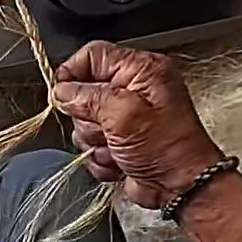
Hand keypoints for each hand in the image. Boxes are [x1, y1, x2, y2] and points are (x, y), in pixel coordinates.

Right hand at [52, 41, 226, 209]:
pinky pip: (89, 146)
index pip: (92, 55)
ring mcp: (123, 117)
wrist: (179, 186)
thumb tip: (62, 91)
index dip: (71, 73)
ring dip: (94, 142)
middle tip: (107, 130)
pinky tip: (118, 161)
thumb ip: (89, 96)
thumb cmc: (165, 147)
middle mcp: (131, 89)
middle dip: (87, 118)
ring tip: (117, 148)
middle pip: (82, 93)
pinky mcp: (117, 141)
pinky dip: (99, 158)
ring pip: (83, 124)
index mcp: (140, 70)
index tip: (61, 95)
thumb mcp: (123, 113)